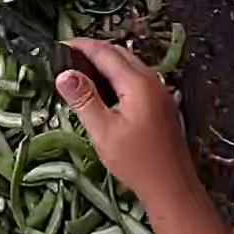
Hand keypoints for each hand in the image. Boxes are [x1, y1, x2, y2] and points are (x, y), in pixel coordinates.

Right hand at [55, 39, 201, 211]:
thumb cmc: (136, 162)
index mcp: (138, 83)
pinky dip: (118, 73)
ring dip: (107, 60)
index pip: (106, 53)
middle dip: (94, 49)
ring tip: (83, 69)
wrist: (172, 188)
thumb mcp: (103, 131)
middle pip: (120, 53)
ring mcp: (160, 92)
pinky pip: (138, 77)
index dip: (82, 46)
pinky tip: (106, 88)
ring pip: (131, 64)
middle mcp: (152, 81)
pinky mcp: (162, 104)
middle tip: (69, 55)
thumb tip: (64, 73)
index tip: (61, 45)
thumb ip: (84, 99)